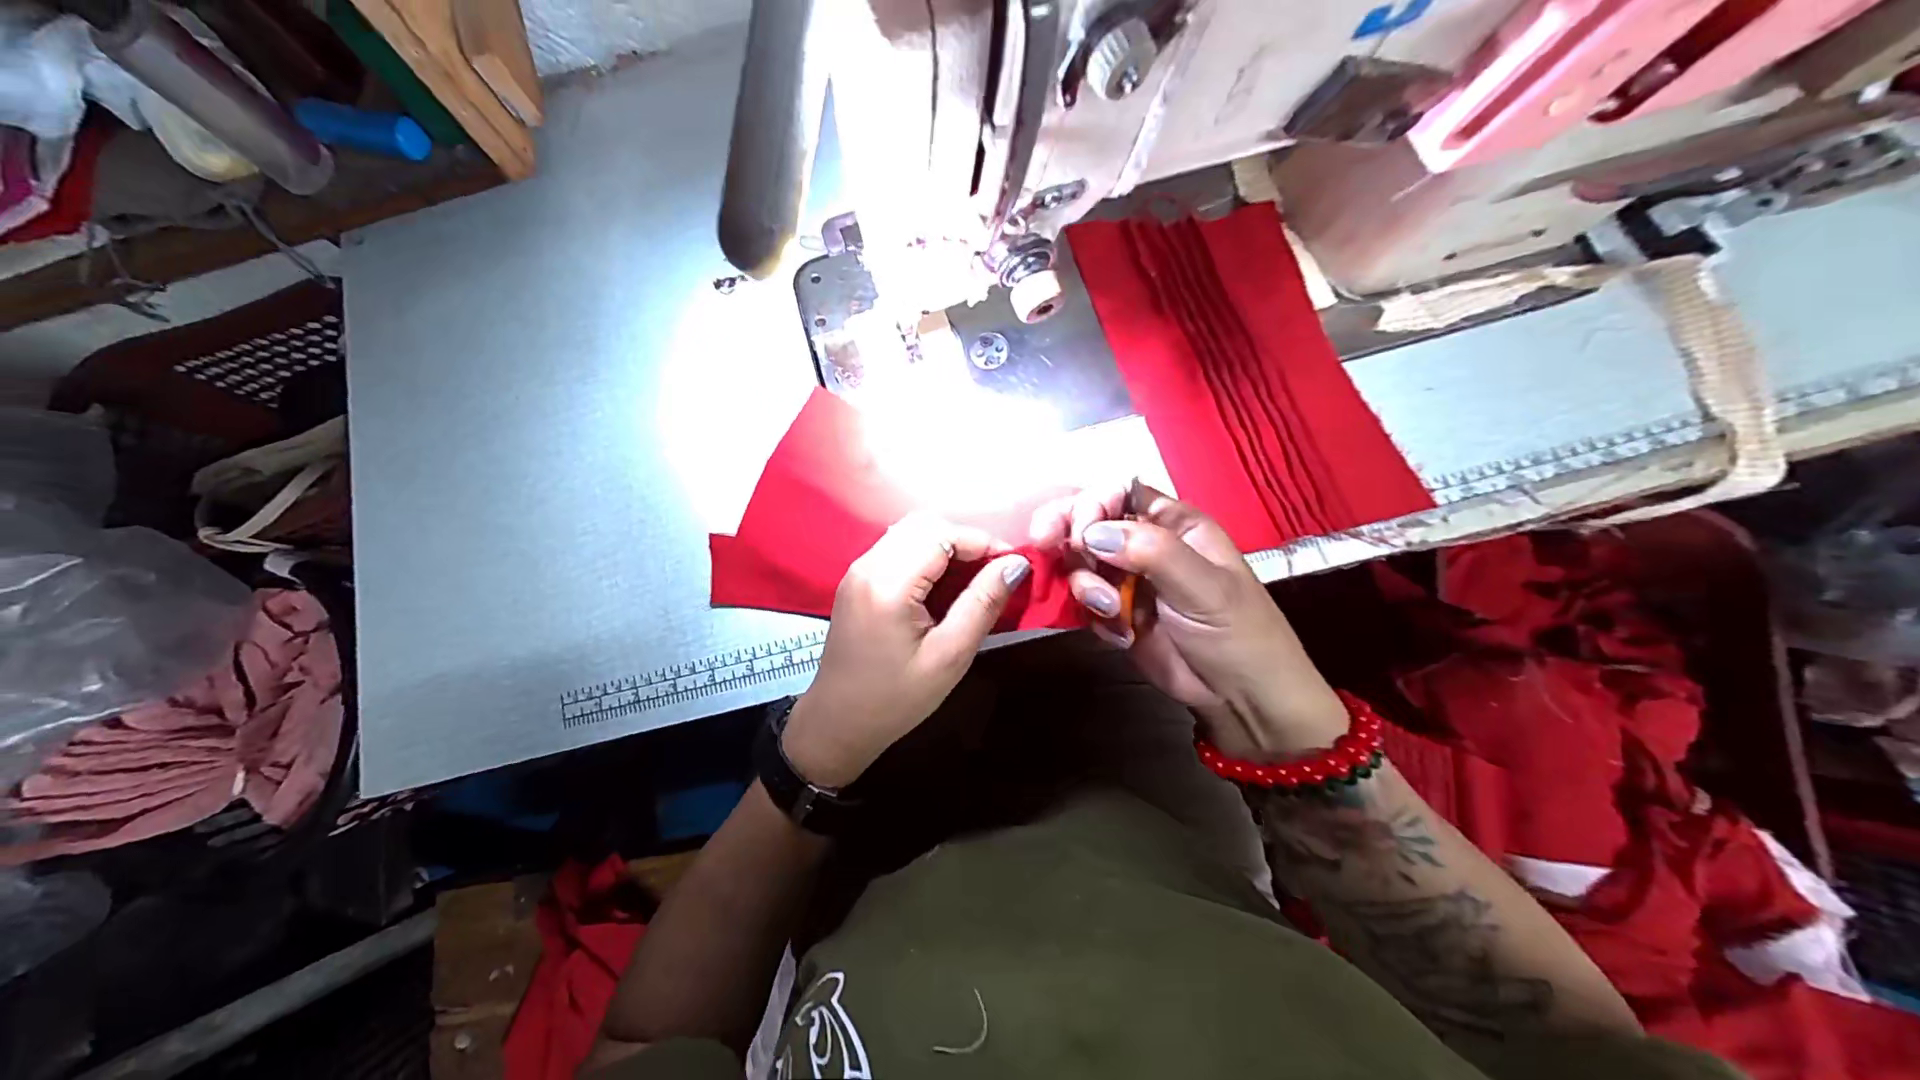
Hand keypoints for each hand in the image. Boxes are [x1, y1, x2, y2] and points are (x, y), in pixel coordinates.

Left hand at [782, 514, 1031, 788]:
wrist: (838, 723)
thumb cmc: (895, 698)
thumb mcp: (949, 656)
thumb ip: (982, 604)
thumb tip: (1016, 564)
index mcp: (888, 584)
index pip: (943, 535)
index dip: (983, 542)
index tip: (1013, 565)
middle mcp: (868, 566)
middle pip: (925, 525)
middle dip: (966, 540)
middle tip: (995, 571)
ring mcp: (858, 570)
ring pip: (910, 532)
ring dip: (947, 544)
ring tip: (975, 576)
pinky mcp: (856, 580)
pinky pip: (897, 548)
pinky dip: (927, 554)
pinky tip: (945, 583)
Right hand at [1029, 484, 1346, 759]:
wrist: (1240, 698)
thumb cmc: (1238, 633)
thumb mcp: (1205, 587)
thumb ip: (1152, 553)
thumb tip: (1093, 532)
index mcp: (1174, 524)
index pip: (1120, 494)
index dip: (1092, 504)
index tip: (1079, 531)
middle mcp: (1145, 545)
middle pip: (1089, 522)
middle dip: (1067, 534)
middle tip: (1046, 546)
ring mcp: (1127, 579)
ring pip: (1079, 562)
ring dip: (1083, 583)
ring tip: (1109, 610)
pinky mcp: (1114, 613)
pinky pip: (1082, 600)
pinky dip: (1088, 613)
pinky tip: (1115, 632)